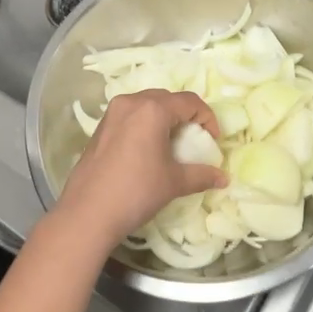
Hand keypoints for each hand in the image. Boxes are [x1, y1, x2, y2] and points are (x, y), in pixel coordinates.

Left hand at [53, 90, 227, 247]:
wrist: (87, 213)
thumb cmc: (136, 192)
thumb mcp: (174, 182)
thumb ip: (202, 175)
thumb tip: (224, 178)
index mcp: (152, 109)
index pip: (189, 101)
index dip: (207, 118)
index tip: (213, 141)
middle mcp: (131, 102)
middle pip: (168, 98)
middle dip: (186, 116)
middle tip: (195, 140)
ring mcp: (112, 112)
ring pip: (147, 104)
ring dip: (165, 118)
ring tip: (172, 144)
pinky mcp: (101, 126)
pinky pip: (131, 115)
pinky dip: (145, 124)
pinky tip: (148, 149)